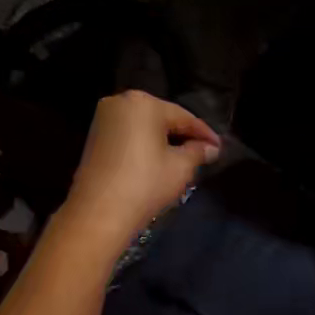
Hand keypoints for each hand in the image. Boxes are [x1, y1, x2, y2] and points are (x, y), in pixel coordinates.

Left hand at [59, 90, 220, 247]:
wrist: (100, 212)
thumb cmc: (146, 183)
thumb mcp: (181, 167)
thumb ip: (198, 152)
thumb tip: (211, 148)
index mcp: (143, 103)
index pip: (183, 116)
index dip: (204, 133)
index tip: (219, 148)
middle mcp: (120, 102)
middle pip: (162, 118)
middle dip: (183, 135)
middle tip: (204, 153)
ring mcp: (104, 119)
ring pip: (145, 127)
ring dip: (165, 141)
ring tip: (184, 159)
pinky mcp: (94, 137)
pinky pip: (129, 136)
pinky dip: (146, 145)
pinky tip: (159, 161)